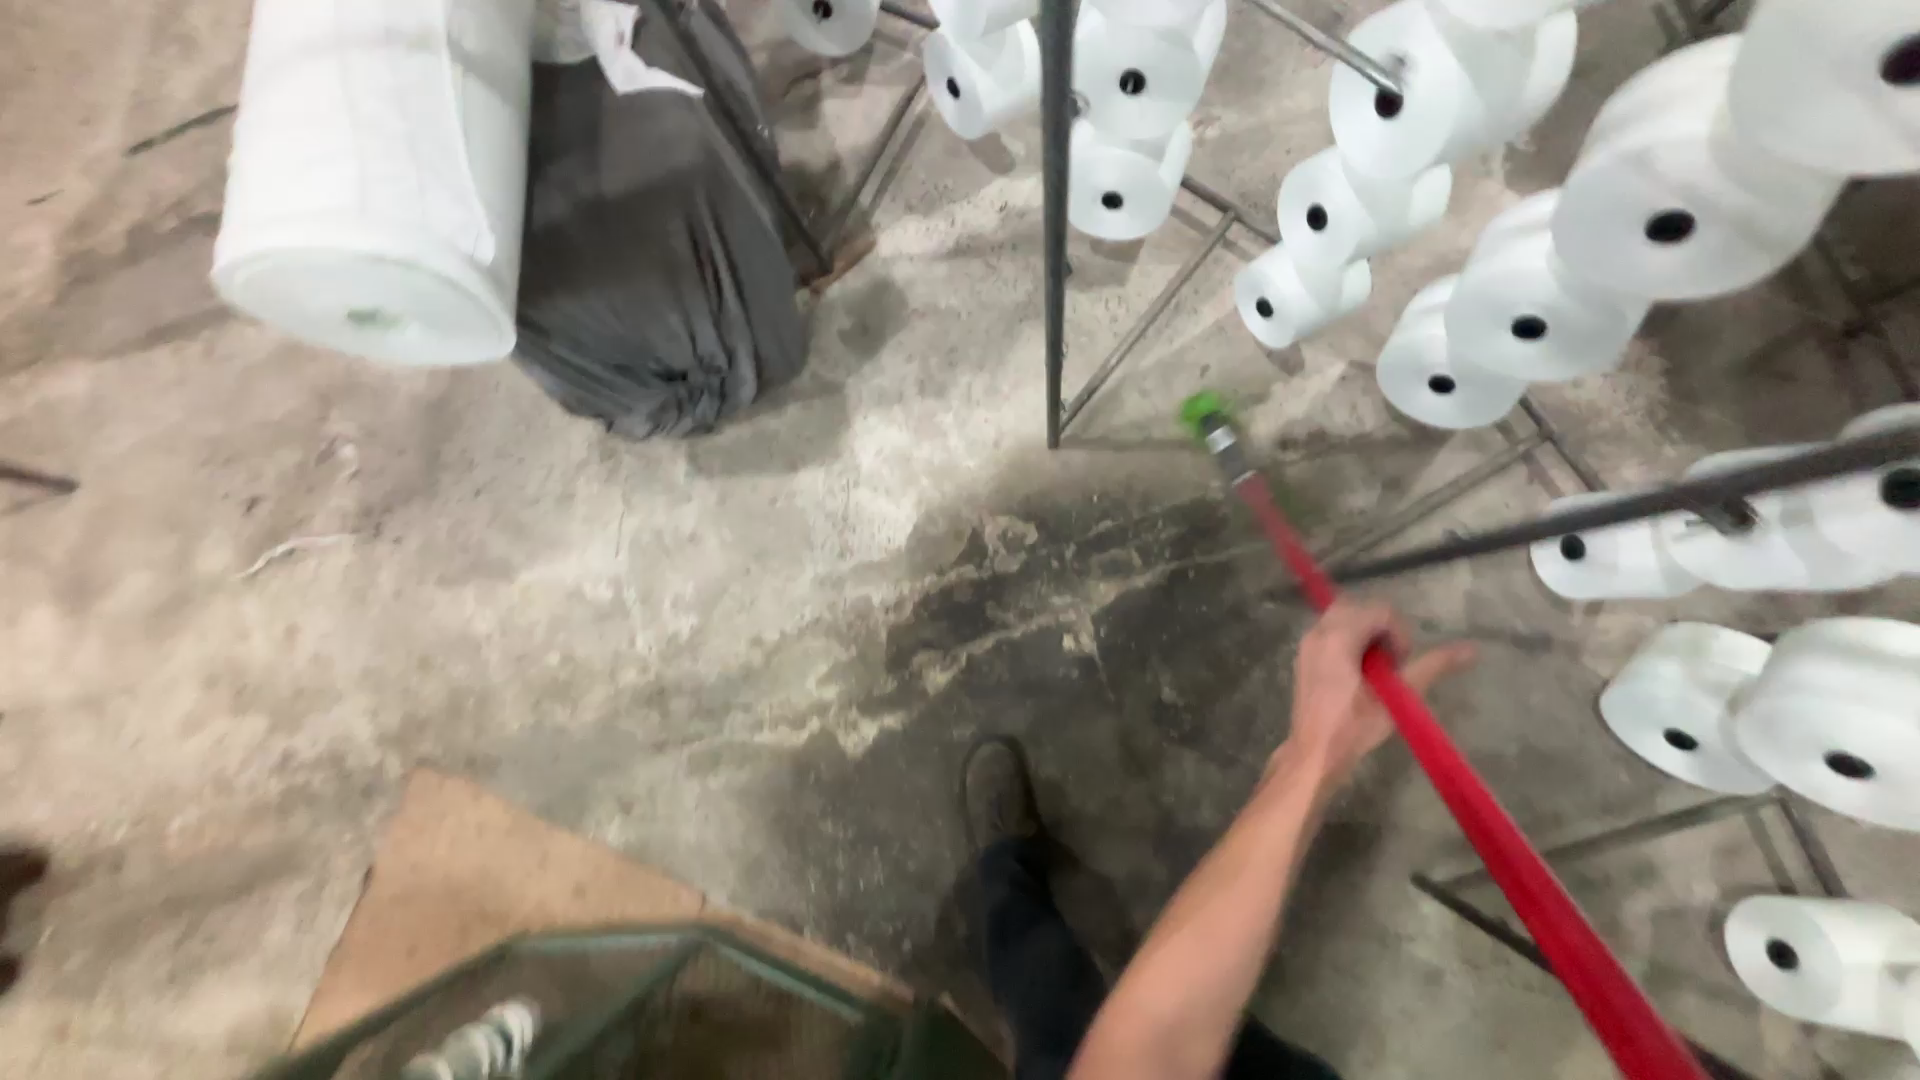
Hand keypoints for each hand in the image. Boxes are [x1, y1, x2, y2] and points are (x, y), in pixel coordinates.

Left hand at [1283, 599, 1476, 783]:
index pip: (1378, 611)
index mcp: (1337, 637)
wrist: (1315, 750)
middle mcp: (1318, 632)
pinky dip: (1350, 639)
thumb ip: (1431, 666)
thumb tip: (1472, 649)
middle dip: (1382, 627)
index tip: (1402, 662)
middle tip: (1392, 661)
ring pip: (1342, 617)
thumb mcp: (1398, 697)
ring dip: (1366, 633)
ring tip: (1377, 667)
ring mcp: (1307, 643)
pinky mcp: (1305, 655)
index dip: (1399, 632)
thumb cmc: (1355, 726)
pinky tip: (1358, 671)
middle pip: (1358, 607)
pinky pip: (1330, 631)